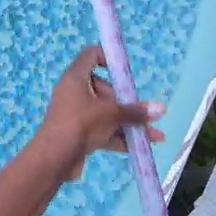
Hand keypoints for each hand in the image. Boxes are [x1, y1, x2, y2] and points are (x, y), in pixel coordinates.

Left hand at [35, 47, 166, 181]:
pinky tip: (140, 148)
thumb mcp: (111, 114)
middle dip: (127, 103)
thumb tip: (162, 109)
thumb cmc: (80, 124)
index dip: (109, 58)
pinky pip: (103, 130)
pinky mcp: (79, 134)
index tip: (126, 71)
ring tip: (154, 136)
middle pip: (105, 89)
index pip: (91, 55)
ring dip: (129, 124)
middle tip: (143, 114)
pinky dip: (119, 137)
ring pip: (106, 114)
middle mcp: (75, 92)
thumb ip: (135, 112)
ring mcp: (77, 114)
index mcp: (76, 78)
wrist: (54, 159)